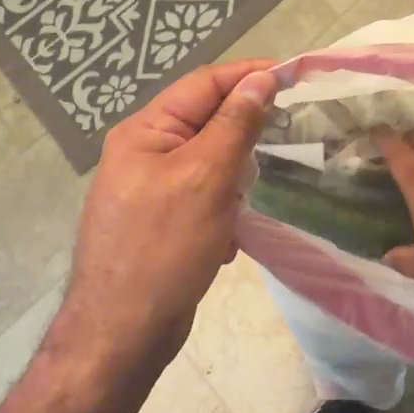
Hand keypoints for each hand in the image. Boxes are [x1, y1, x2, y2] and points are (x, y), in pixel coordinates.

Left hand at [48, 58, 277, 379]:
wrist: (120, 338)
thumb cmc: (163, 249)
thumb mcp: (207, 177)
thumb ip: (236, 123)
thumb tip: (260, 78)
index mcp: (144, 131)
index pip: (205, 83)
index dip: (249, 74)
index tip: (293, 75)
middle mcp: (142, 151)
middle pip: (206, 119)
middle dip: (242, 135)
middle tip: (273, 148)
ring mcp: (148, 187)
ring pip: (209, 158)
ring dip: (233, 177)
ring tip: (241, 203)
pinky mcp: (159, 219)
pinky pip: (202, 193)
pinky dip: (222, 206)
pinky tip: (226, 236)